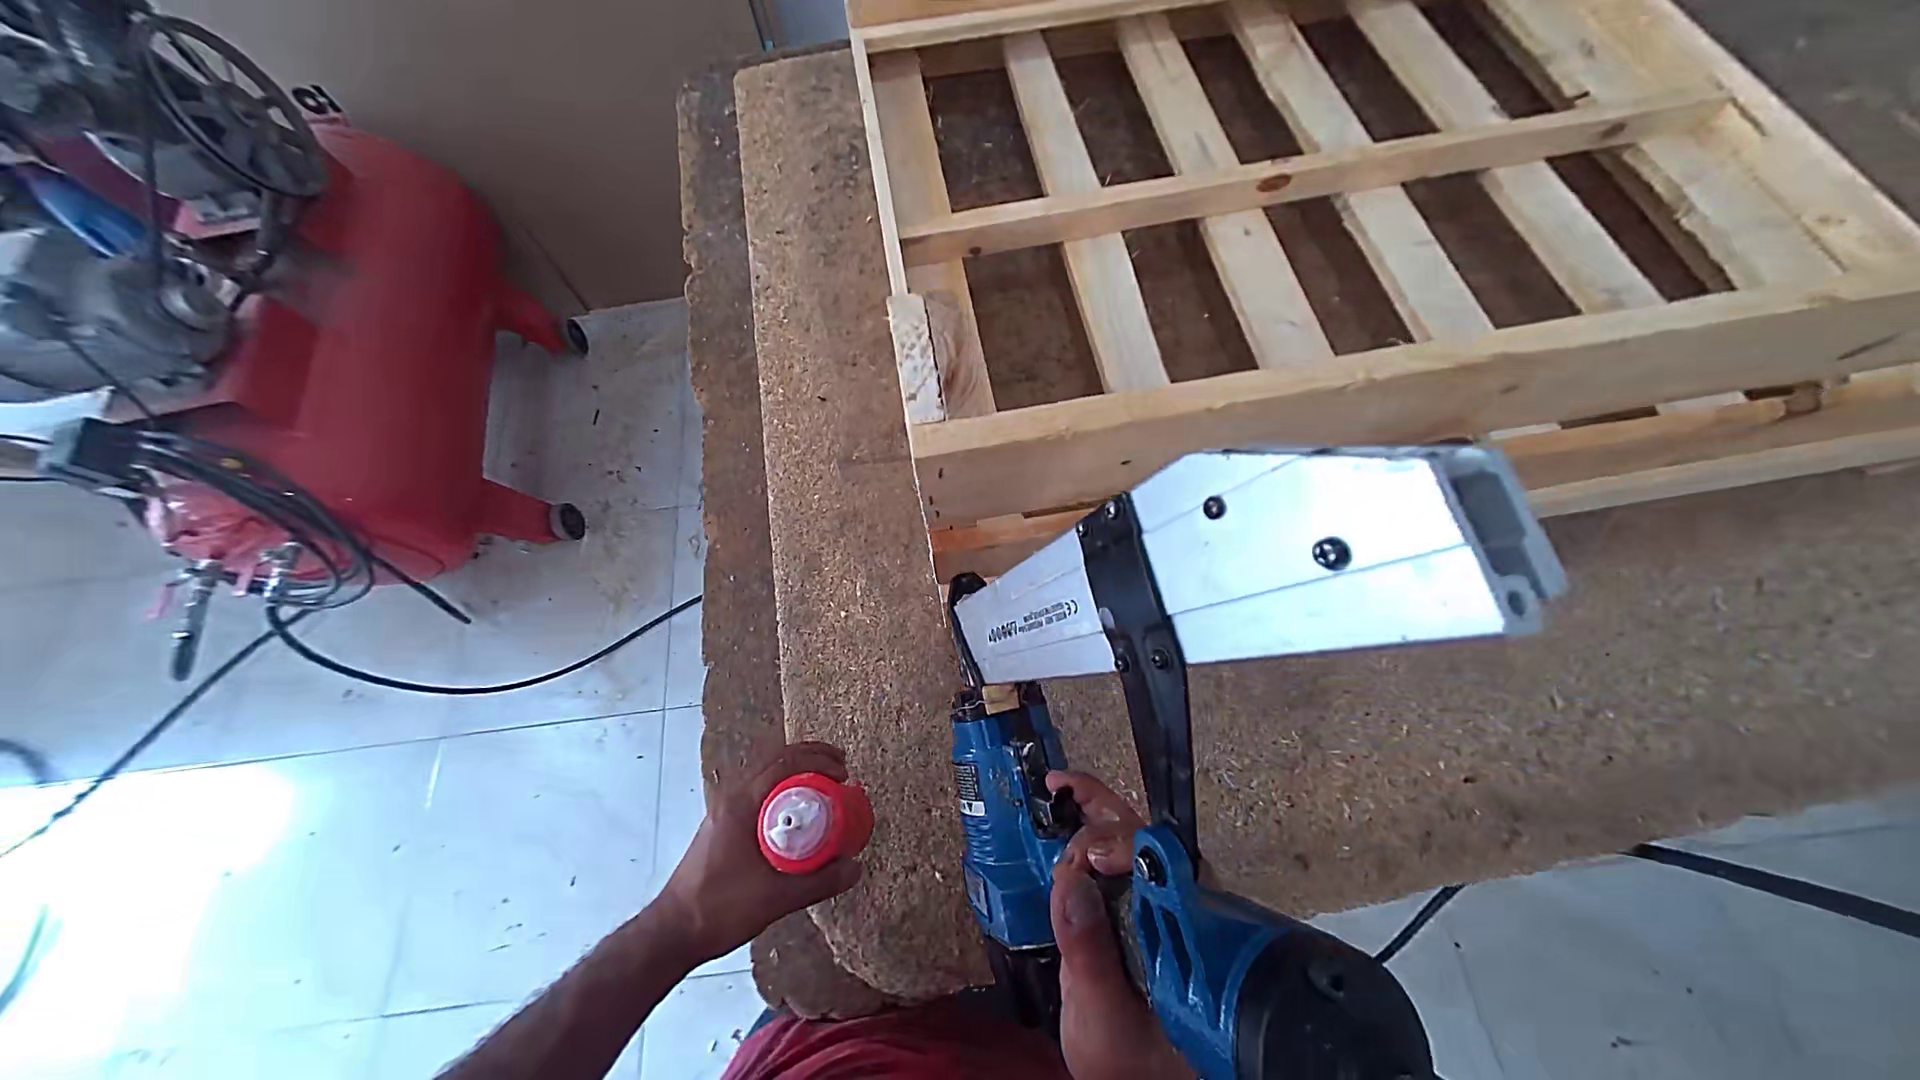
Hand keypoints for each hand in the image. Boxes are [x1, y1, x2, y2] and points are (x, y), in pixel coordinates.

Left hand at [653, 741, 863, 964]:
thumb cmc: (718, 910)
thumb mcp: (775, 898)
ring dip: (798, 773)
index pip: (784, 763)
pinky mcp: (725, 827)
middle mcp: (731, 800)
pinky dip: (785, 792)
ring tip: (827, 785)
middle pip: (776, 761)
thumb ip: (819, 883)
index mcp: (740, 805)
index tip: (843, 773)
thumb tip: (855, 867)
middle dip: (812, 758)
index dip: (818, 760)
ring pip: (767, 777)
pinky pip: (761, 795)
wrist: (671, 934)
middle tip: (842, 770)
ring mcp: (725, 812)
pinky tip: (800, 815)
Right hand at [1046, 771, 1193, 1079]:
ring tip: (1059, 790)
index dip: (1119, 843)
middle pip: (1143, 833)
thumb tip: (1070, 880)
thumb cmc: (1130, 1058)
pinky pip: (1112, 850)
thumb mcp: (1102, 1013)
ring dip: (1092, 808)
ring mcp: (1156, 897)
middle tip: (1057, 802)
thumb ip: (1088, 951)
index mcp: (1181, 925)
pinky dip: (1085, 826)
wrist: (1135, 1077)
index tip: (1082, 857)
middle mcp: (1175, 900)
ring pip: (1129, 832)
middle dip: (1097, 814)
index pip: (1159, 859)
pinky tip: (1062, 818)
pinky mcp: (1135, 899)